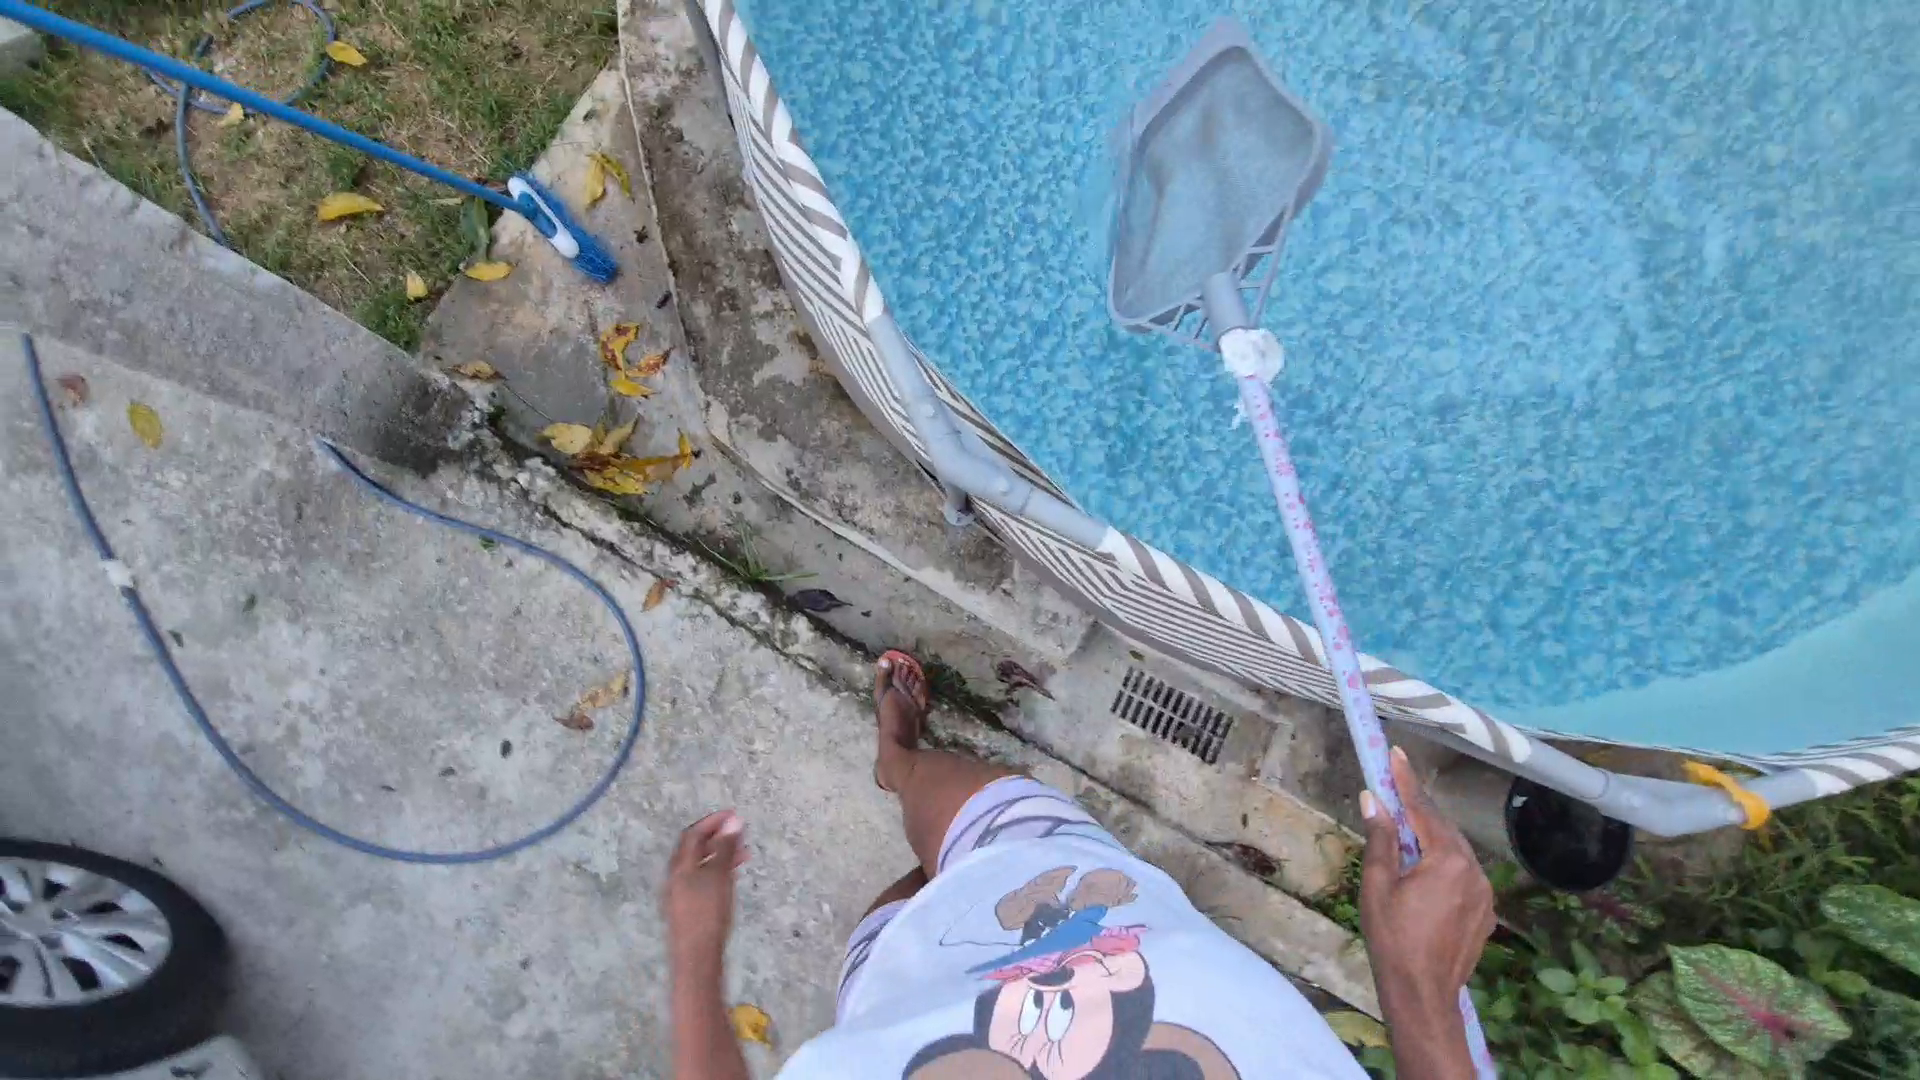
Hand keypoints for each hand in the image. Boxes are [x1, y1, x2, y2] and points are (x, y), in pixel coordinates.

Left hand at [662, 810, 747, 973]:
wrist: (696, 958)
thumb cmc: (708, 912)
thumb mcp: (719, 875)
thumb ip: (725, 847)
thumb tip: (733, 820)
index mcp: (680, 866)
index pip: (693, 834)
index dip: (713, 821)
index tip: (734, 815)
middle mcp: (676, 877)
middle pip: (694, 848)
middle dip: (717, 836)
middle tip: (739, 832)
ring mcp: (680, 894)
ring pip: (699, 864)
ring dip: (719, 854)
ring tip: (743, 854)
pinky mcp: (687, 908)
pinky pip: (702, 879)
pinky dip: (717, 870)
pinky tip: (731, 877)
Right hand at [1359, 747, 1493, 1078]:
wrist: (1423, 991)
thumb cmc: (1392, 934)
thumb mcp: (1378, 882)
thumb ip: (1381, 838)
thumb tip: (1374, 800)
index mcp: (1448, 861)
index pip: (1423, 809)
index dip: (1406, 779)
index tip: (1395, 752)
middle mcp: (1474, 872)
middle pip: (1442, 827)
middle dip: (1417, 806)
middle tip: (1392, 785)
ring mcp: (1484, 893)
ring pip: (1454, 849)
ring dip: (1428, 833)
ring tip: (1402, 826)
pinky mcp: (1484, 911)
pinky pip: (1462, 871)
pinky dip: (1440, 858)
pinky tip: (1420, 864)